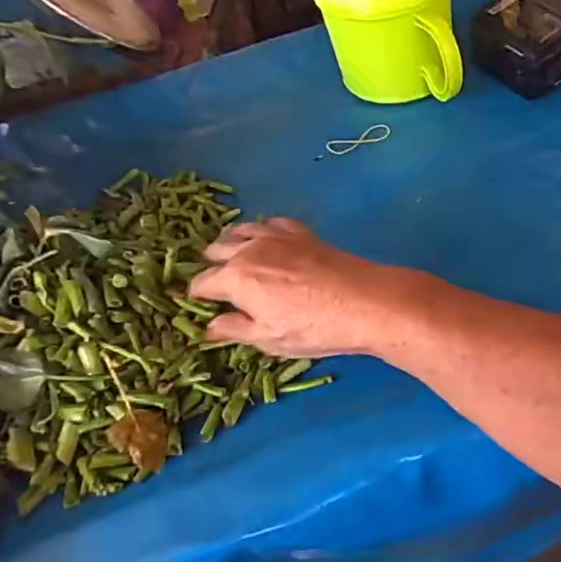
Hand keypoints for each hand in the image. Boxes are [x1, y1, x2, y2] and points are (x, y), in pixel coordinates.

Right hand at [189, 218, 420, 356]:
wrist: (365, 302)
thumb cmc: (313, 328)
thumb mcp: (269, 339)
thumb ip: (234, 329)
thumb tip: (208, 327)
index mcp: (234, 278)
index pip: (201, 284)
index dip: (196, 297)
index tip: (199, 307)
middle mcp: (249, 249)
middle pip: (215, 250)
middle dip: (209, 265)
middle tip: (215, 283)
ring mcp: (275, 236)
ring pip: (240, 230)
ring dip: (230, 242)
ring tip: (231, 256)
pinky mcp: (300, 232)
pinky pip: (269, 222)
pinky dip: (260, 230)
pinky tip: (266, 240)